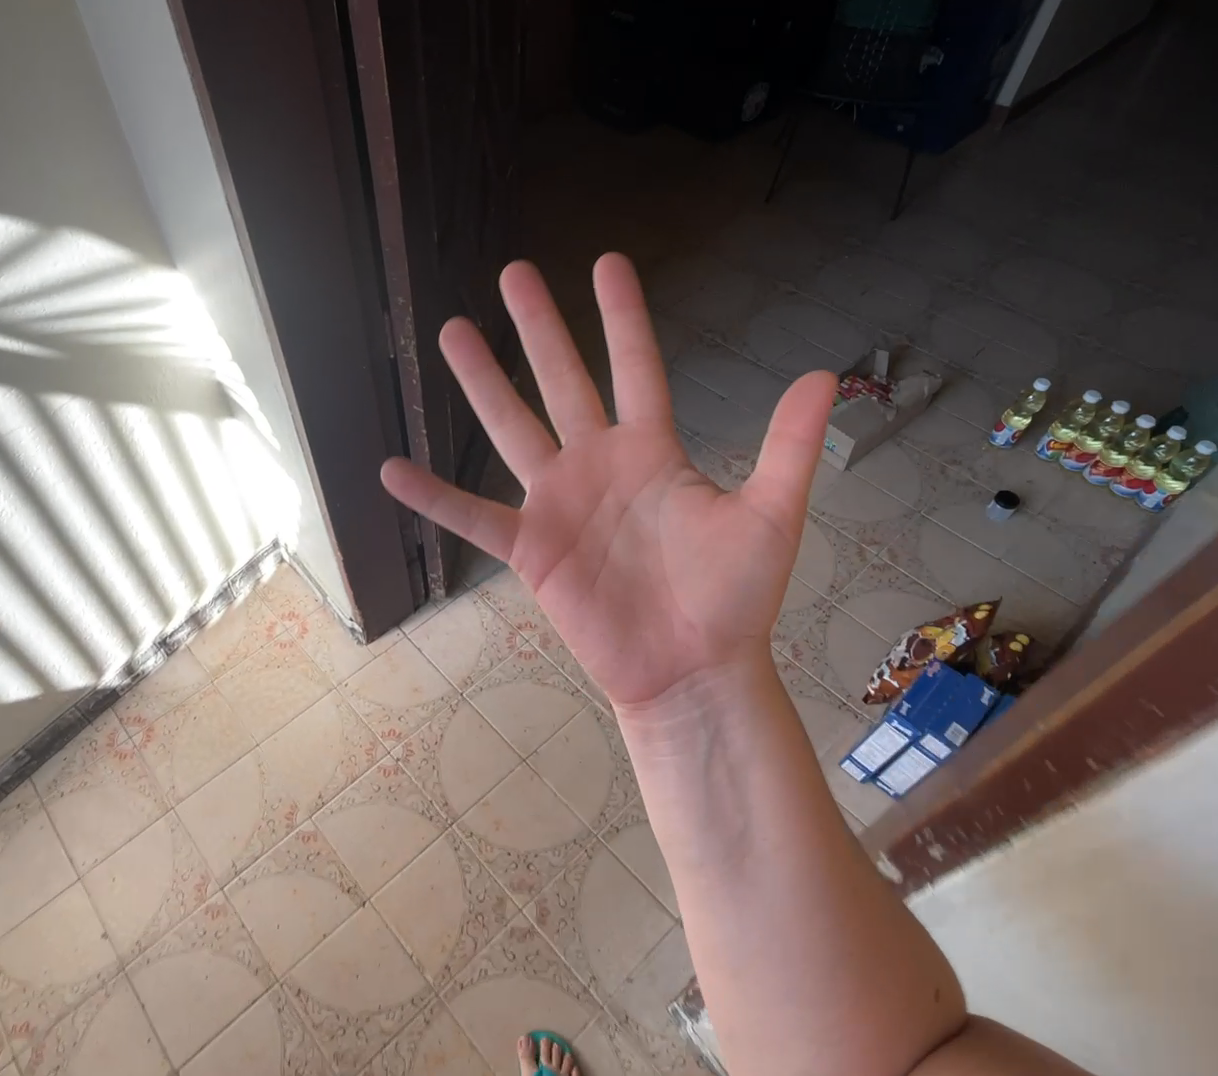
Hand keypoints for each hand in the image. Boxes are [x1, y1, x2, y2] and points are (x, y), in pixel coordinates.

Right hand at [379, 254, 834, 708]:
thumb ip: (788, 447)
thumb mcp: (769, 518)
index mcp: (652, 451)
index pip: (634, 367)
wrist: (691, 669)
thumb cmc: (732, 599)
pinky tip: (393, 469)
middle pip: (561, 380)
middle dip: (538, 326)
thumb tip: (824, 374)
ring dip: (481, 382)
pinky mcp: (530, 550)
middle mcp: (598, 465)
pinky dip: (435, 497)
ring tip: (452, 332)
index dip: (621, 316)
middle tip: (512, 271)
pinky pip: (474, 517)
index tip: (605, 263)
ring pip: (512, 429)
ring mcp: (558, 505)